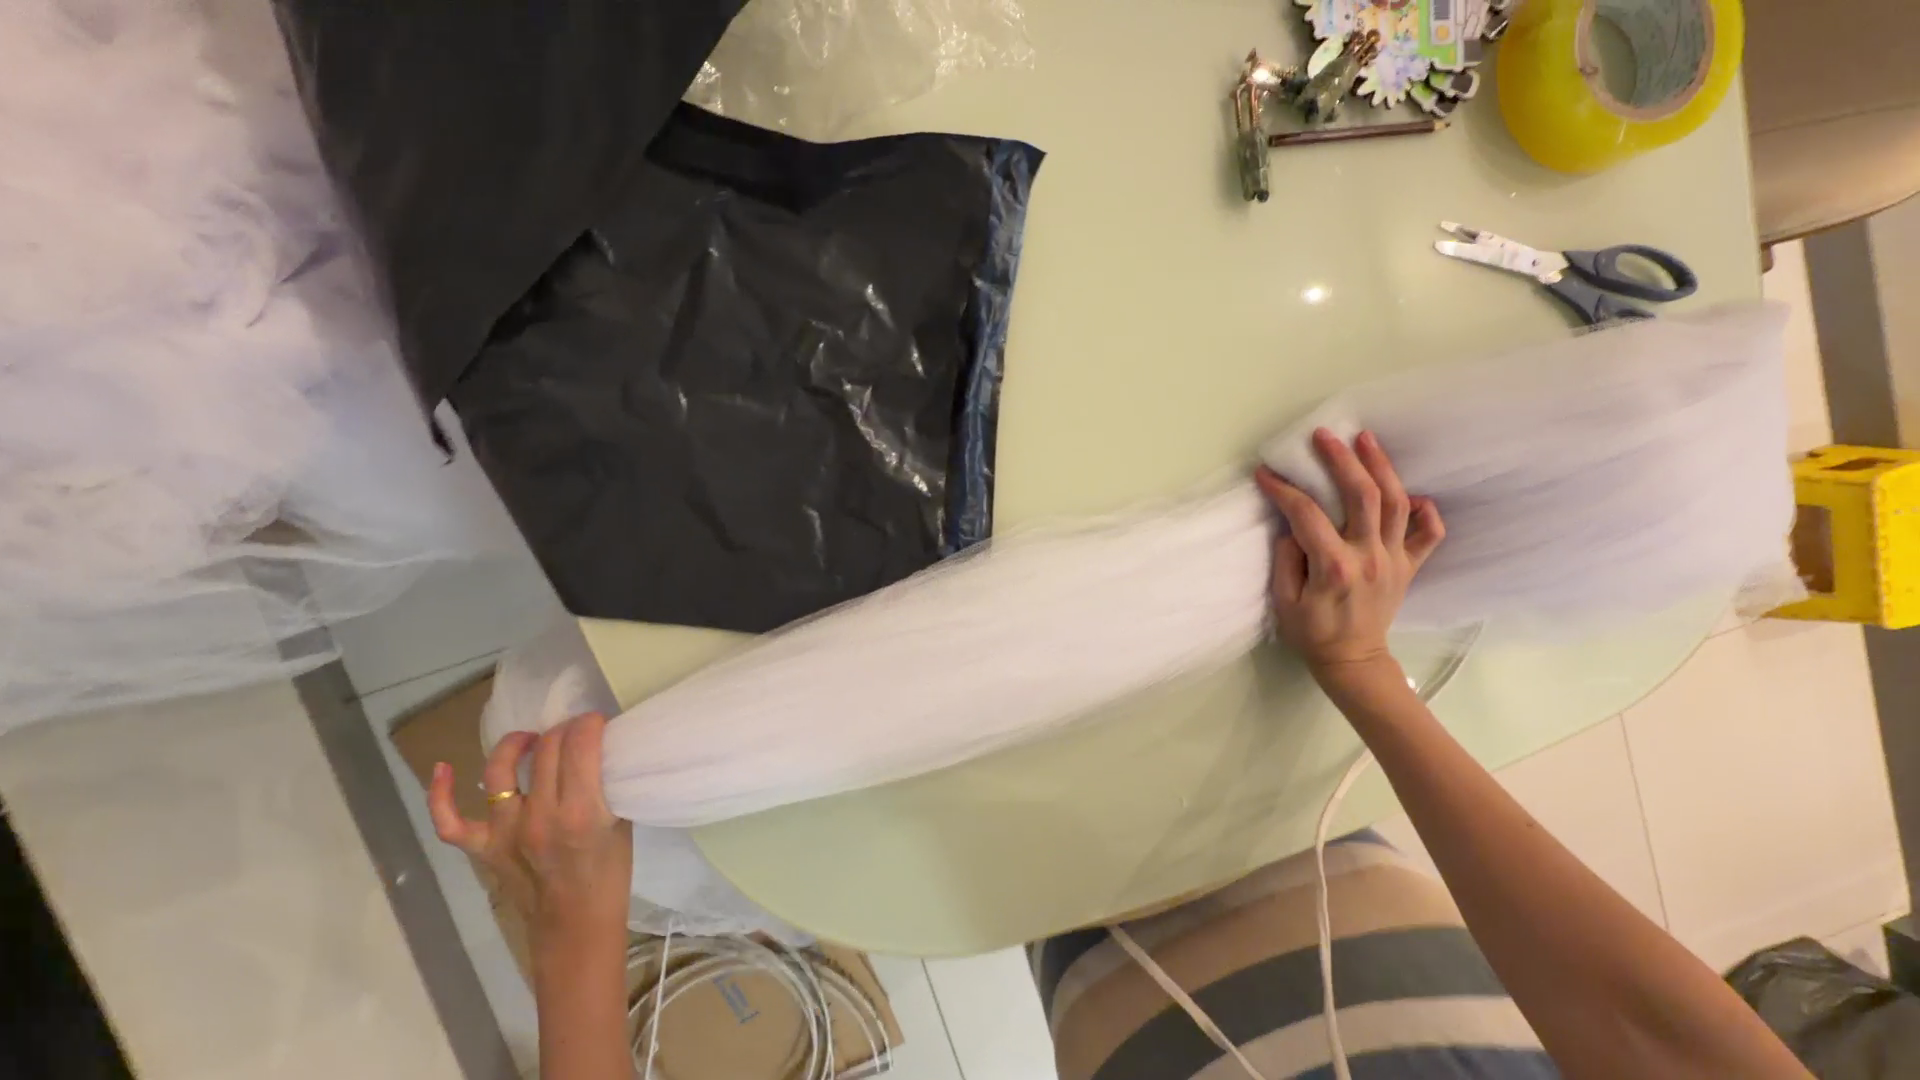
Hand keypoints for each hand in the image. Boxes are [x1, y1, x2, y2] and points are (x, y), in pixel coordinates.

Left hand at [428, 712, 632, 941]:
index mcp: (582, 813)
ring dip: (517, 743)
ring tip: (533, 739)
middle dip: (565, 730)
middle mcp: (539, 818)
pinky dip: (441, 794)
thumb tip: (599, 752)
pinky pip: (451, 822)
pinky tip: (445, 768)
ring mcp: (506, 834)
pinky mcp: (484, 849)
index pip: (579, 746)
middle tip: (578, 732)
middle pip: (546, 750)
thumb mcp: (621, 825)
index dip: (590, 724)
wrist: (577, 929)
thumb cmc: (609, 877)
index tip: (598, 722)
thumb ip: (606, 789)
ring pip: (500, 771)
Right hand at [1255, 428, 1443, 688]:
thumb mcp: (1284, 601)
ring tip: (1367, 440)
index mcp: (1334, 566)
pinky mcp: (1409, 566)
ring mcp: (1394, 560)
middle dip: (1342, 460)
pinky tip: (1414, 494)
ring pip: (1396, 503)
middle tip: (1325, 436)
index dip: (1284, 490)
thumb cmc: (1312, 633)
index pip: (1307, 515)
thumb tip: (1293, 528)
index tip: (1266, 474)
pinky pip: (1429, 534)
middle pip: (1362, 495)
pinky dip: (1426, 511)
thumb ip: (1288, 560)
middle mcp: (1369, 557)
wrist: (1352, 662)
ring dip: (1382, 467)